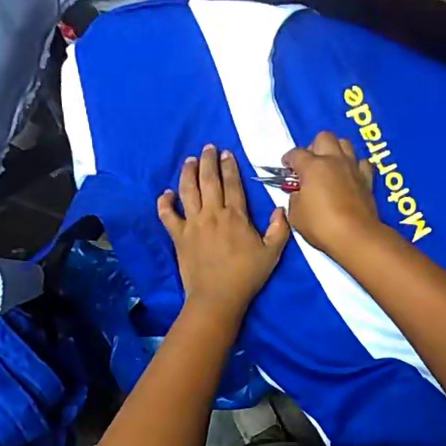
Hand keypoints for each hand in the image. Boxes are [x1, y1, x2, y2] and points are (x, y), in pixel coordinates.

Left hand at [157, 144, 291, 319]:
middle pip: (209, 181)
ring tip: (189, 160)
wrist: (217, 297)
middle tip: (208, 148)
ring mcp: (193, 224)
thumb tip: (280, 209)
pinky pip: (167, 215)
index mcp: (236, 216)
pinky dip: (165, 202)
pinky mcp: (178, 236)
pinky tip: (165, 193)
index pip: (232, 184)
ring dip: (188, 173)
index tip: (226, 154)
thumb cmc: (246, 276)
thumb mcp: (272, 253)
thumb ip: (279, 229)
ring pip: (188, 191)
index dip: (229, 167)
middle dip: (208, 161)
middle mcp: (212, 214)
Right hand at [281, 132, 385, 255]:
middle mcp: (334, 160)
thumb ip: (294, 198)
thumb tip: (299, 193)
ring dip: (335, 150)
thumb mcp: (295, 214)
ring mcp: (353, 167)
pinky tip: (350, 175)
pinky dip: (355, 165)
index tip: (286, 168)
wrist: (355, 236)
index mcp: (313, 166)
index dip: (288, 160)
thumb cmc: (320, 225)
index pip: (295, 153)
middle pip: (323, 137)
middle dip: (314, 147)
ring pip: (345, 143)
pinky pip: (361, 162)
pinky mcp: (367, 179)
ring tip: (330, 166)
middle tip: (310, 165)